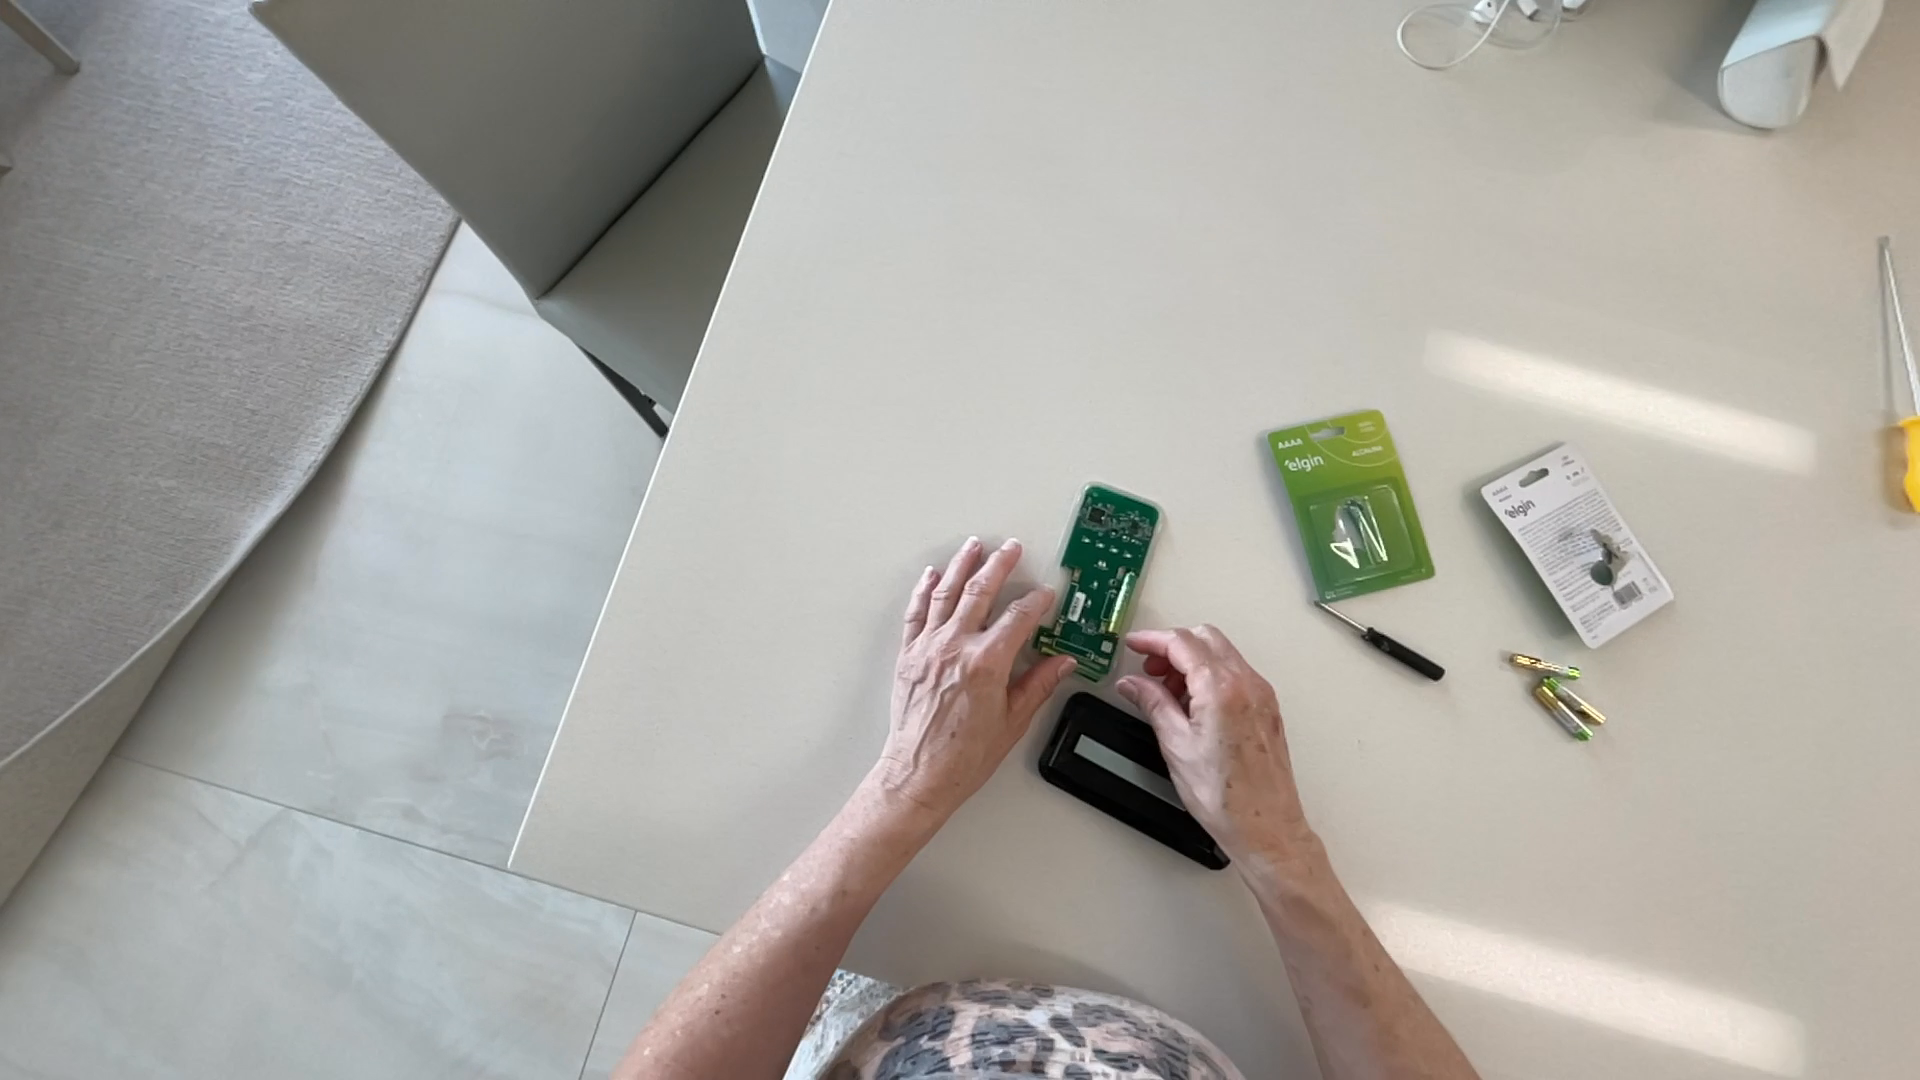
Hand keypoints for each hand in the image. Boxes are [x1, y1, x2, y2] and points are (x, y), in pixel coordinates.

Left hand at [870, 537, 1078, 822]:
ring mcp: (929, 647)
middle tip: (1011, 548)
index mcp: (986, 662)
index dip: (1036, 602)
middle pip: (981, 591)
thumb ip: (1038, 685)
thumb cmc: (963, 756)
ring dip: (962, 565)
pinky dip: (923, 590)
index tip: (1044, 595)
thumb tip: (1061, 664)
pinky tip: (932, 575)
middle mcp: (956, 646)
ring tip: (973, 546)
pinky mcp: (909, 654)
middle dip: (999, 565)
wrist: (919, 773)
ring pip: (946, 593)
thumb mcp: (1012, 722)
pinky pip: (916, 613)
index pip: (1019, 617)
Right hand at [1116, 625, 1316, 871]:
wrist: (1266, 828)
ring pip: (1221, 653)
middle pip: (1205, 638)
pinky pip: (1234, 673)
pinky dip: (1209, 674)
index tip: (1134, 645)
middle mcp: (1247, 684)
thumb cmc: (1225, 796)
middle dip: (1172, 646)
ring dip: (1190, 660)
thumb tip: (1132, 684)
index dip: (1152, 640)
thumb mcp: (1175, 744)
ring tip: (1166, 690)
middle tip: (1147, 668)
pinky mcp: (1266, 708)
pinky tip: (1191, 702)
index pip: (1182, 643)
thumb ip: (1152, 703)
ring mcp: (1261, 695)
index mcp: (1221, 689)